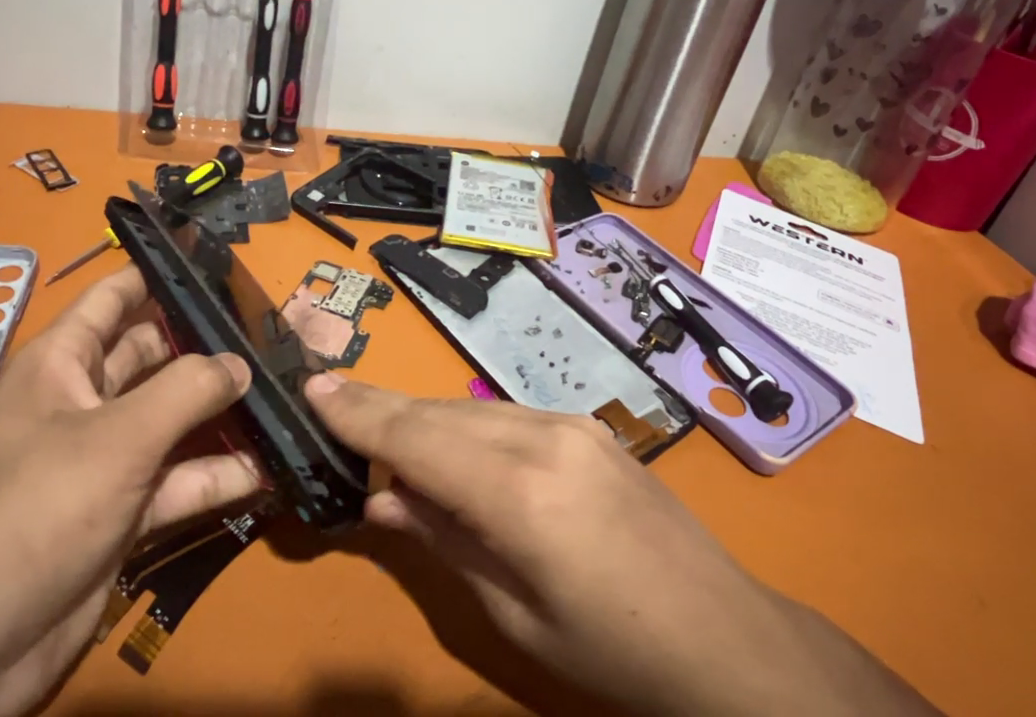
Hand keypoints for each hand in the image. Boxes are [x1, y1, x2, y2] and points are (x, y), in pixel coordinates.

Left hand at [0, 265, 262, 716]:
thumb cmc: (32, 512)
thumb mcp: (116, 438)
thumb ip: (186, 391)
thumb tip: (242, 363)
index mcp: (61, 366)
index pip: (113, 298)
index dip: (158, 274)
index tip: (218, 259)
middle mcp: (82, 405)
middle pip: (153, 358)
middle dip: (207, 345)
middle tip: (275, 335)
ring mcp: (102, 464)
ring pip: (173, 423)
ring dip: (222, 413)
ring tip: (286, 395)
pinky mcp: (121, 518)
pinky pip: (178, 484)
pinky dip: (218, 476)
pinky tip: (268, 468)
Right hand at [303, 373, 935, 716]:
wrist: (723, 634)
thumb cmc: (611, 647)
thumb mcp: (513, 613)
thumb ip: (445, 541)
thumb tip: (384, 501)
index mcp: (518, 492)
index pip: (416, 439)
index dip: (360, 413)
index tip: (312, 388)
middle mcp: (543, 438)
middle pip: (440, 413)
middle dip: (382, 407)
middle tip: (329, 394)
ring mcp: (574, 427)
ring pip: (472, 409)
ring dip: (423, 417)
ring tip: (378, 426)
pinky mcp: (593, 431)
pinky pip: (509, 416)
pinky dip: (466, 426)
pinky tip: (449, 445)